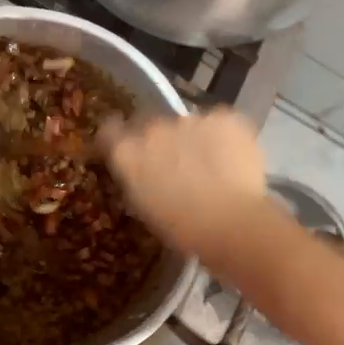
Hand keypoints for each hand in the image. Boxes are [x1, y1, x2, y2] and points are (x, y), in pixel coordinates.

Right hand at [100, 108, 268, 256]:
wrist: (231, 223)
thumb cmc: (182, 228)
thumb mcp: (143, 206)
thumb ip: (137, 178)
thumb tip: (143, 171)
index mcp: (126, 153)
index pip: (110, 130)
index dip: (121, 138)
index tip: (131, 148)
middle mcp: (151, 128)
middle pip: (152, 125)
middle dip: (163, 141)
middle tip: (179, 166)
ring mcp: (188, 119)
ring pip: (189, 124)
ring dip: (195, 139)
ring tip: (213, 166)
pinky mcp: (222, 116)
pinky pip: (220, 122)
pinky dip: (224, 136)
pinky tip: (233, 159)